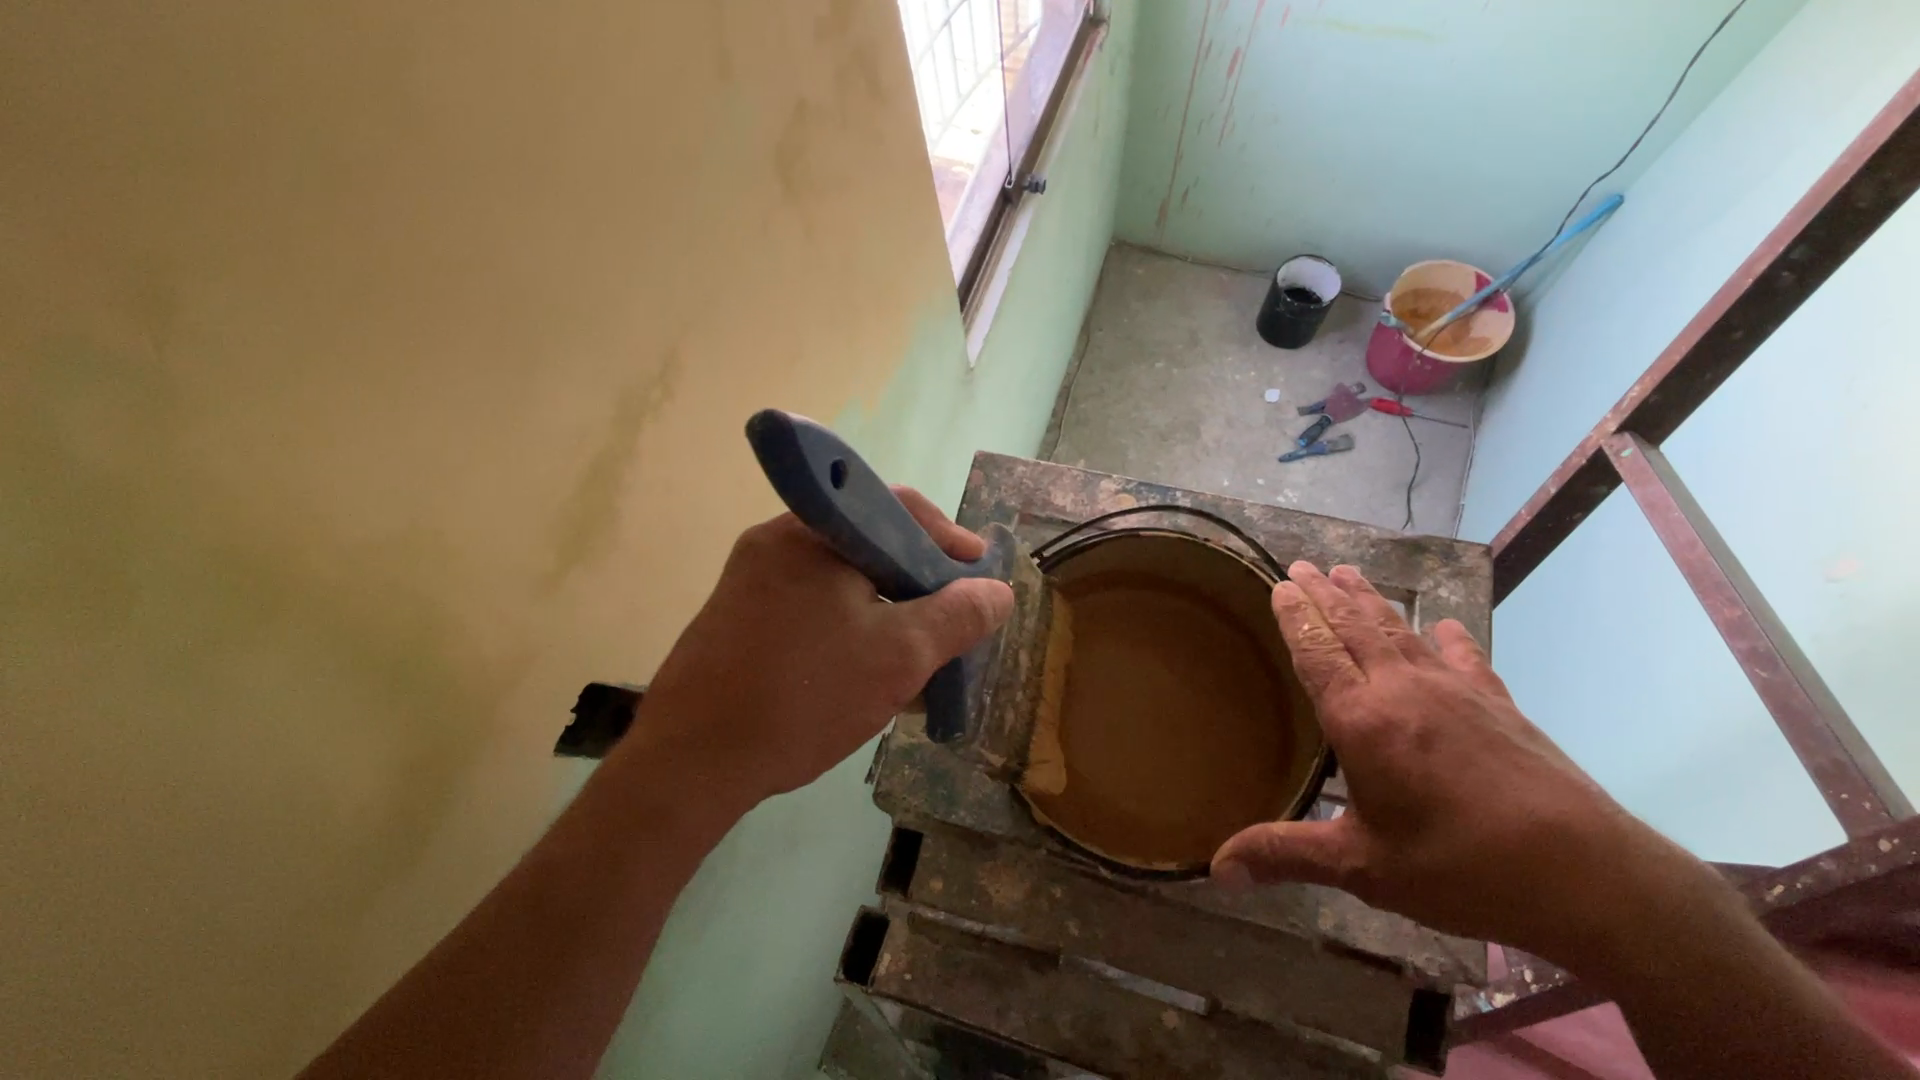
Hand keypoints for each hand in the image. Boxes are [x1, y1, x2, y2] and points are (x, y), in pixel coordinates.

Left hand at [626, 487, 1013, 810]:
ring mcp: (750, 582)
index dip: (946, 539)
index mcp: (814, 532)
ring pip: (840, 586)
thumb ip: (957, 617)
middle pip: (869, 548)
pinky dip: (847, 633)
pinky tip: (864, 680)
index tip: (976, 576)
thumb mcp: (899, 656)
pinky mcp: (736, 621)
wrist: (691, 762)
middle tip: (949, 629)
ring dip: (884, 617)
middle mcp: (777, 543)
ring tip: (914, 665)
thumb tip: (996, 592)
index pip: (897, 509)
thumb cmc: (803, 695)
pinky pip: (810, 612)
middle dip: (917, 588)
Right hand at [1211, 563, 1711, 962]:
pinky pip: (1464, 657)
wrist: (1586, 874)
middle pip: (1356, 628)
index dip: (1297, 616)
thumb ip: (1286, 855)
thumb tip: (1217, 871)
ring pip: (1402, 632)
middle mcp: (1404, 691)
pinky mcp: (1500, 705)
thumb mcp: (1363, 868)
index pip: (1318, 652)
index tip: (1281, 583)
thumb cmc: (1460, 868)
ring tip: (1350, 573)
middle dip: (1327, 595)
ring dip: (1371, 601)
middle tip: (1304, 564)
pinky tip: (1445, 625)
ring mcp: (1457, 693)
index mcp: (1362, 721)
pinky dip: (1447, 638)